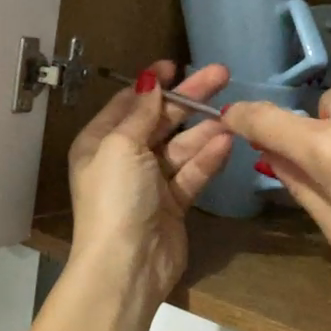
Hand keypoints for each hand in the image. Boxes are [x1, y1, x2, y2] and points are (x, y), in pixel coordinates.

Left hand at [67, 61, 231, 304]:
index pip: (128, 103)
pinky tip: (227, 140)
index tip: (176, 65)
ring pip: (180, 147)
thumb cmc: (116, 197)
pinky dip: (207, 157)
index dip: (152, 83)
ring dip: (203, 129)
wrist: (127, 265)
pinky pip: (191, 173)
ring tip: (230, 111)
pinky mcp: (173, 204)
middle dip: (188, 99)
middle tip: (220, 74)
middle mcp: (123, 159)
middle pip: (159, 121)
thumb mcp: (120, 145)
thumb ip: (140, 112)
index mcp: (100, 142)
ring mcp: (149, 183)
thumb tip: (149, 80)